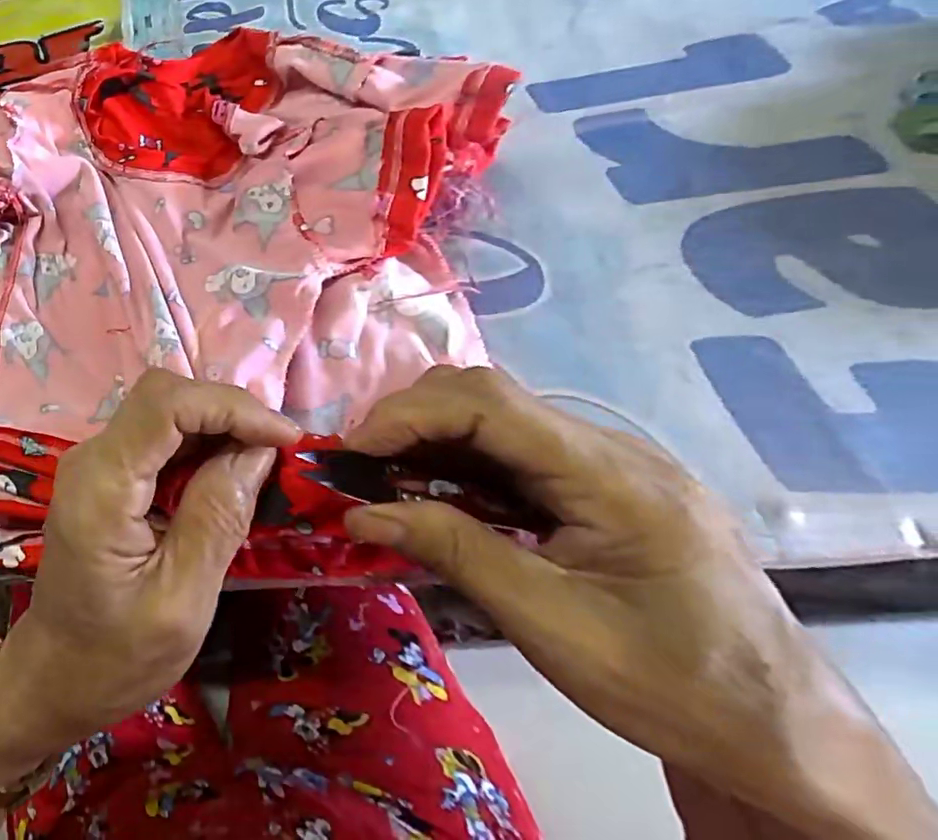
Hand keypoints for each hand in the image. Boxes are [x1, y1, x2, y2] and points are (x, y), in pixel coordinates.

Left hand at [0, 370, 299, 781]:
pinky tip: (227, 475)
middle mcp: (90, 458)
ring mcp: (93, 464)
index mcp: (102, 484)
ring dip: (215, 426)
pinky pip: (154, 439)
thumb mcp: (182, 600)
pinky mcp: (103, 477)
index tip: (286, 439)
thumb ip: (217, 517)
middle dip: (226, 411)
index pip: (164, 403)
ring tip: (265, 463)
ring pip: (160, 412)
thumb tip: (257, 451)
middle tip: (280, 452)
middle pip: (161, 397)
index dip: (230, 406)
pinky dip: (197, 445)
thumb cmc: (117, 654)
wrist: (56, 673)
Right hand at [341, 366, 936, 839]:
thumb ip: (453, 551)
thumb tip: (358, 512)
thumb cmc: (672, 685)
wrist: (784, 740)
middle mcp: (612, 452)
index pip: (490, 405)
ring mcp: (607, 465)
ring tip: (382, 478)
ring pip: (494, 415)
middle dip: (408, 419)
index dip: (407, 415)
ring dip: (427, 437)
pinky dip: (455, 460)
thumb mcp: (550, 623)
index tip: (351, 452)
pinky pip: (510, 449)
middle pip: (487, 395)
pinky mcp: (596, 486)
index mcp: (615, 479)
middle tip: (359, 466)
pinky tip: (432, 493)